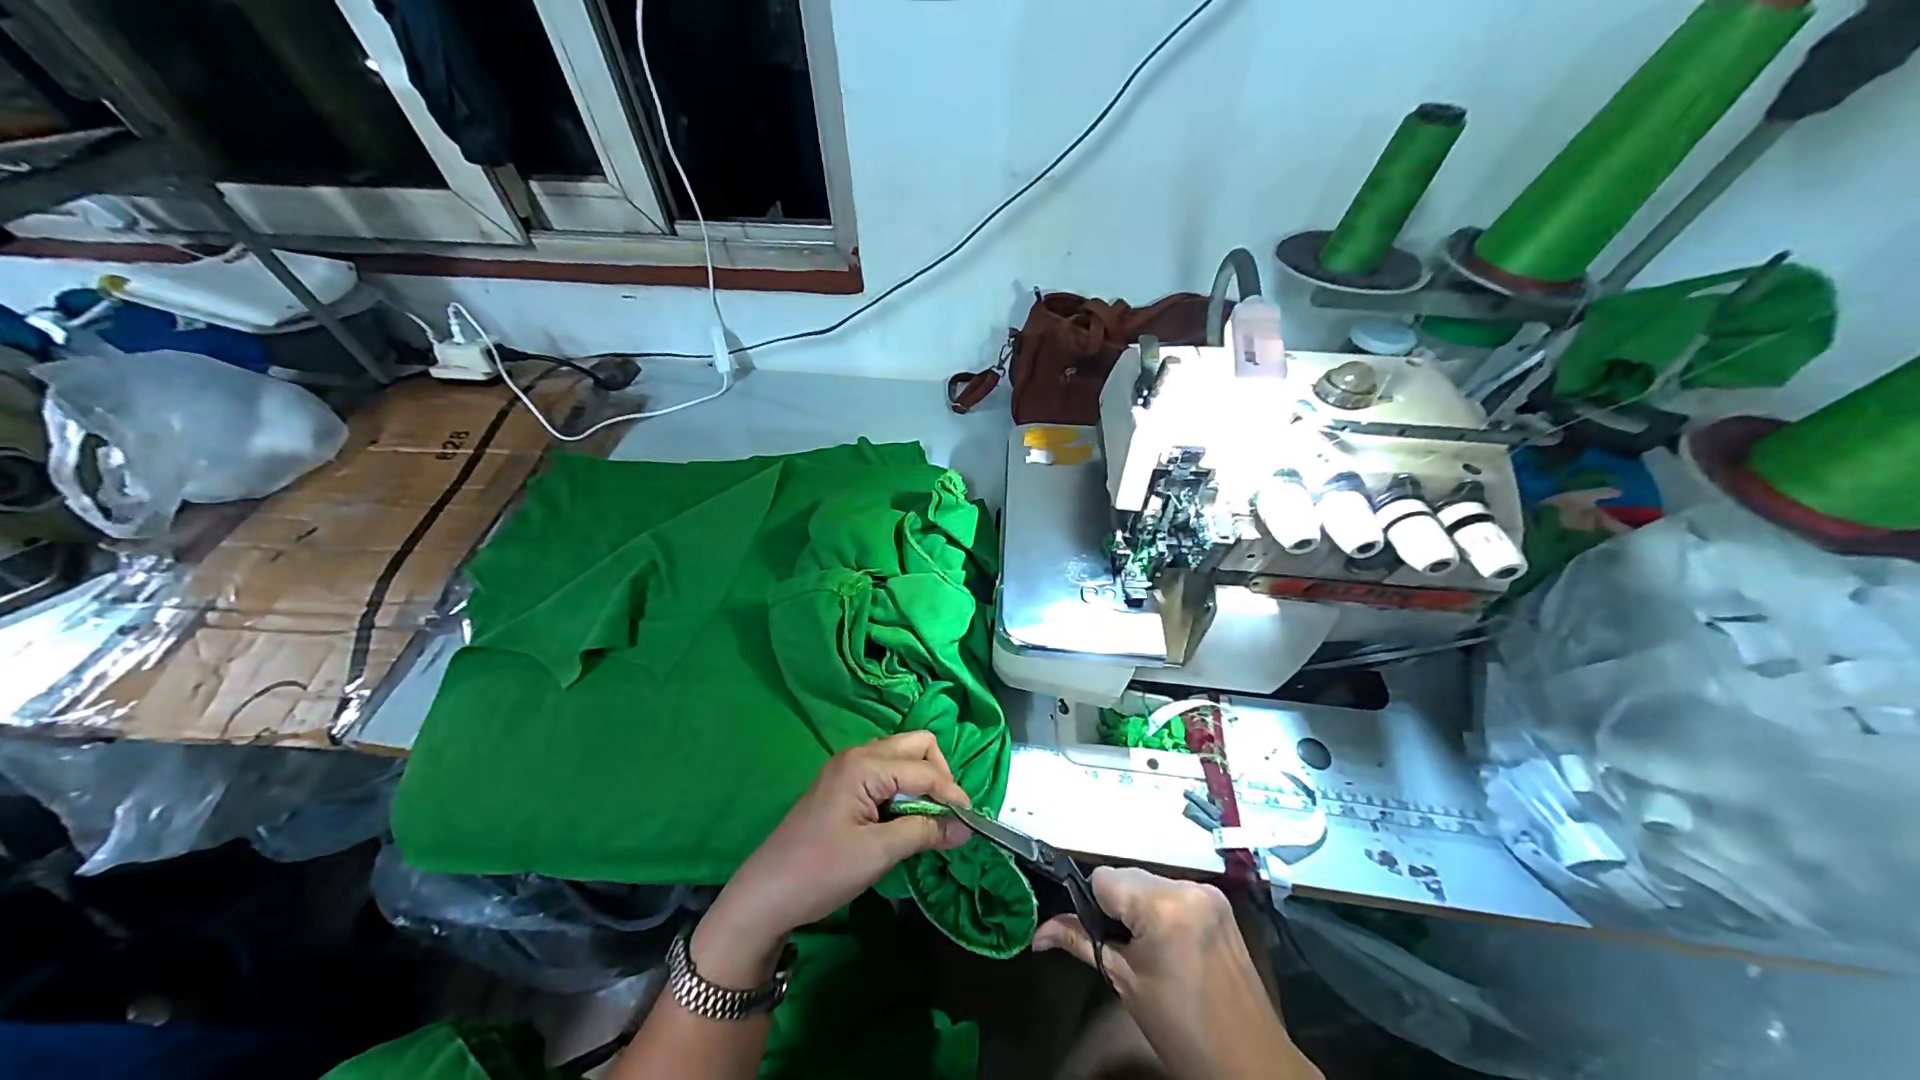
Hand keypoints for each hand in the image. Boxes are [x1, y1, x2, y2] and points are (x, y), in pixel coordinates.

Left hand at [690, 732, 972, 986]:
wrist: (764, 895)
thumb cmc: (820, 871)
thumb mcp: (877, 854)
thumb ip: (924, 832)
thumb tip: (966, 827)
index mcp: (864, 765)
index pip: (924, 769)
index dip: (951, 794)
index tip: (970, 822)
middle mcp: (857, 755)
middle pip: (916, 745)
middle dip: (939, 775)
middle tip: (947, 814)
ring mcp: (847, 768)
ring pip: (902, 756)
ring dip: (922, 780)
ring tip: (929, 818)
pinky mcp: (842, 785)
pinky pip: (886, 772)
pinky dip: (904, 787)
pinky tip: (905, 818)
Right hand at [1034, 867, 1321, 1079]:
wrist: (1249, 1063)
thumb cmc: (1183, 1030)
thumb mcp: (1125, 982)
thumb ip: (1080, 942)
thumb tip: (1039, 933)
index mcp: (1164, 905)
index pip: (1103, 877)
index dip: (1091, 906)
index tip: (1097, 936)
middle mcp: (1189, 888)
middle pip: (1127, 877)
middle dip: (1115, 906)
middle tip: (1119, 949)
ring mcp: (1209, 893)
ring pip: (1150, 883)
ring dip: (1137, 908)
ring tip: (1143, 950)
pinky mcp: (1220, 904)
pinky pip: (1173, 892)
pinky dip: (1161, 911)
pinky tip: (1166, 945)